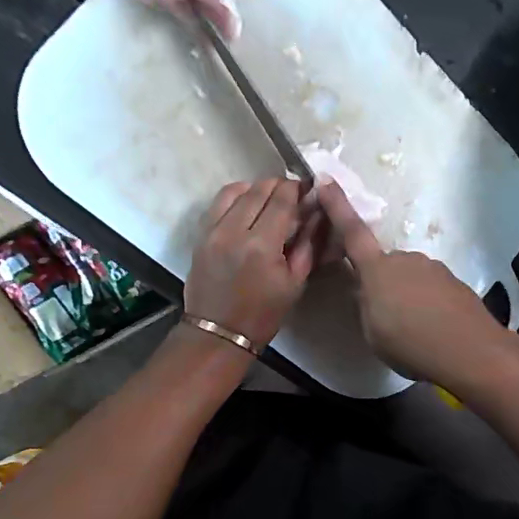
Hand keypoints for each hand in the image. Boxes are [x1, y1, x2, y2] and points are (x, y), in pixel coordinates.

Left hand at [183, 177, 324, 347]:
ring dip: (256, 188)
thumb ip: (308, 244)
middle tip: (293, 192)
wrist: (220, 332)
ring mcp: (213, 230)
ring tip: (269, 197)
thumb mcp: (295, 283)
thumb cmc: (263, 313)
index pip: (281, 200)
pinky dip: (236, 197)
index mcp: (262, 246)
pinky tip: (247, 206)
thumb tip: (317, 215)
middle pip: (258, 190)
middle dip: (278, 186)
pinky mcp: (201, 234)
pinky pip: (218, 203)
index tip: (308, 188)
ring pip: (235, 190)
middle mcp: (234, 231)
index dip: (297, 189)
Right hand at [313, 179, 515, 385]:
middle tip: (387, 318)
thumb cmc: (410, 343)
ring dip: (408, 296)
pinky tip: (434, 329)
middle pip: (387, 265)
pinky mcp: (455, 282)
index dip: (337, 208)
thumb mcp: (372, 332)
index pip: (353, 233)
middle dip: (383, 284)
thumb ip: (367, 306)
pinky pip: (432, 289)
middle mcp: (406, 259)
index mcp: (378, 269)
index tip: (326, 181)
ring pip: (411, 277)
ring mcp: (434, 268)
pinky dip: (429, 304)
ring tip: (414, 330)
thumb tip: (368, 291)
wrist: (469, 349)